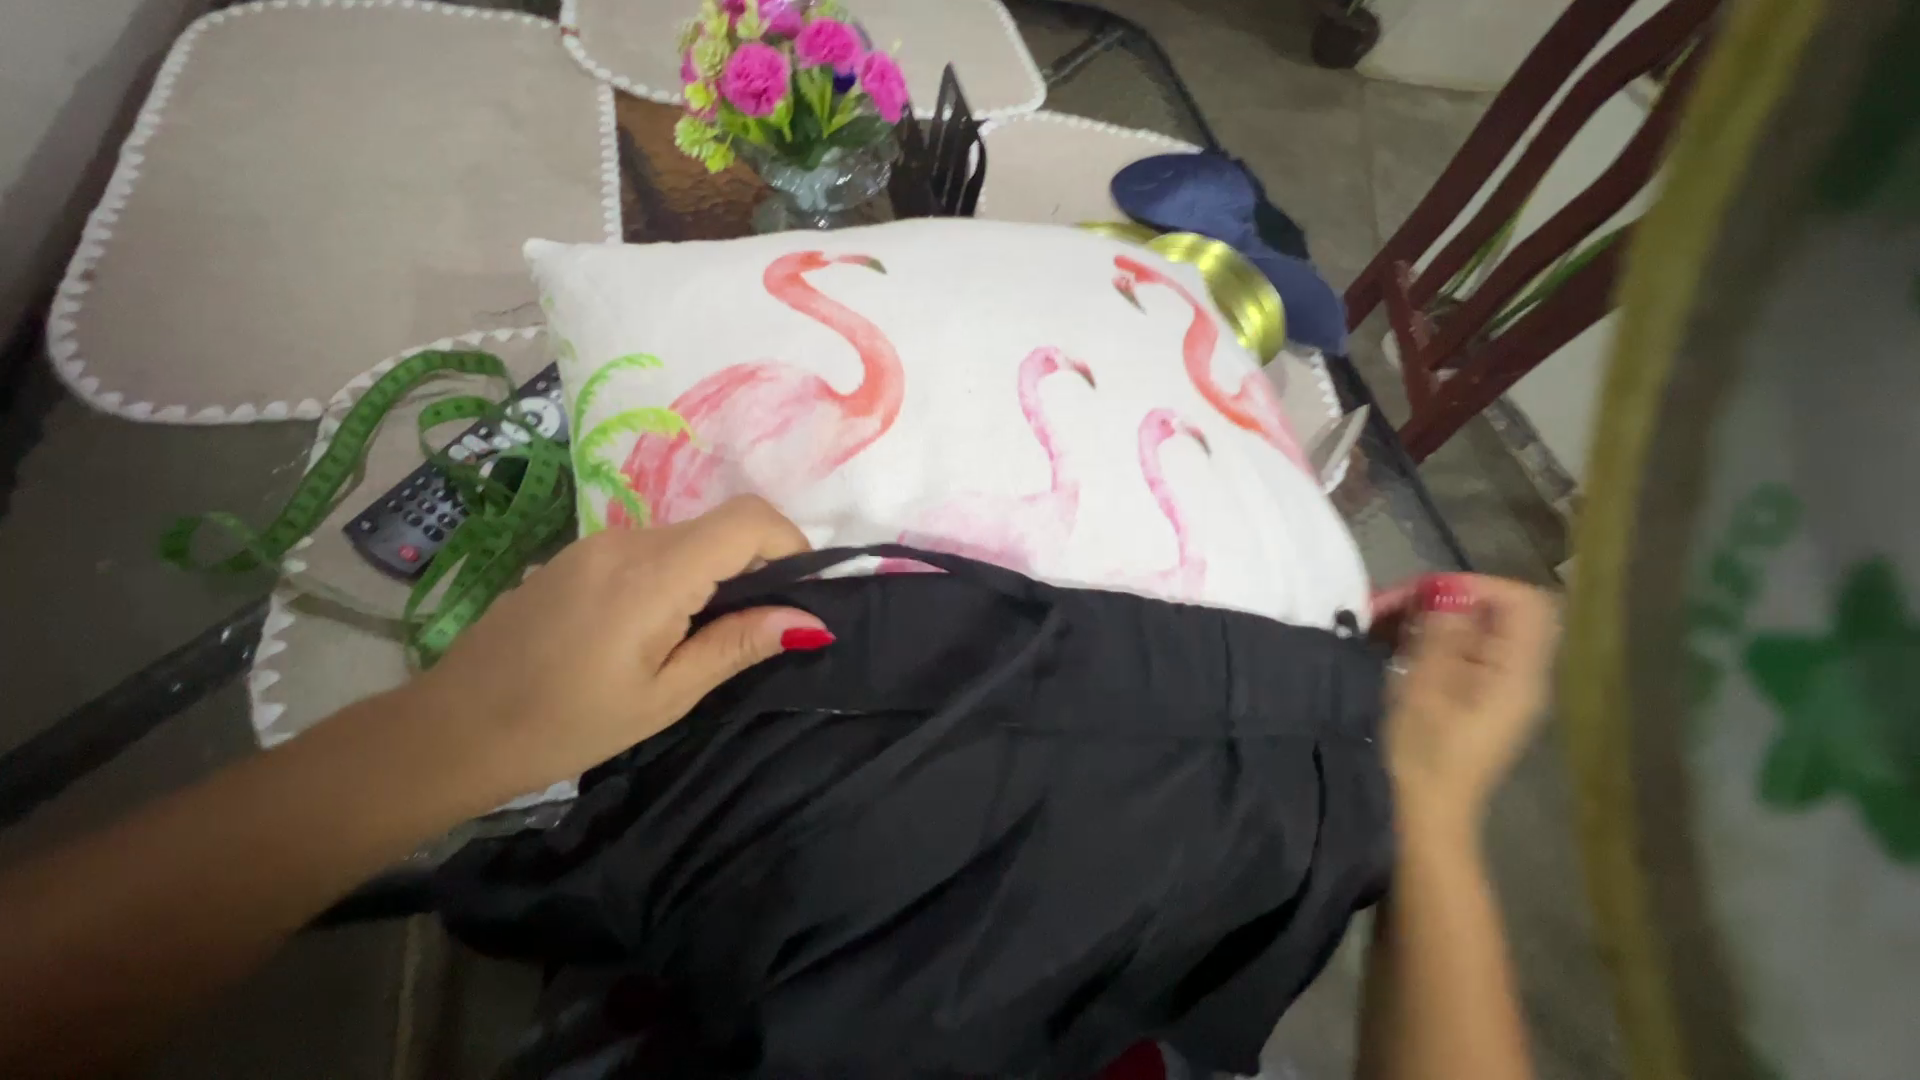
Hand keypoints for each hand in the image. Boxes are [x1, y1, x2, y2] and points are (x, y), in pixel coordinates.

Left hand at [398, 496, 829, 808]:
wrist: (452, 728)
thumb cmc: (566, 724)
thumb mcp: (666, 695)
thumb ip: (739, 644)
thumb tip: (811, 620)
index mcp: (653, 573)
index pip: (748, 520)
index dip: (792, 543)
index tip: (802, 592)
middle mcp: (628, 540)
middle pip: (721, 525)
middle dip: (758, 565)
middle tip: (758, 628)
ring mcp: (598, 542)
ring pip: (688, 536)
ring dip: (717, 572)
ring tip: (704, 637)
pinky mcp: (579, 554)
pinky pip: (652, 547)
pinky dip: (680, 573)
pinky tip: (657, 627)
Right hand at [1381, 574, 1558, 836]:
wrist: (1425, 813)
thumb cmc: (1423, 753)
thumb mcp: (1424, 688)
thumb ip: (1441, 635)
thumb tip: (1447, 592)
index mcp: (1517, 673)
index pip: (1522, 601)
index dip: (1473, 586)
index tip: (1420, 595)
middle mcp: (1518, 676)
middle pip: (1495, 613)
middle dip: (1440, 600)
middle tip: (1386, 607)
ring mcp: (1498, 689)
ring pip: (1474, 630)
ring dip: (1427, 619)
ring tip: (1379, 626)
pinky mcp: (1476, 700)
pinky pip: (1461, 652)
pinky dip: (1428, 641)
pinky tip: (1391, 649)